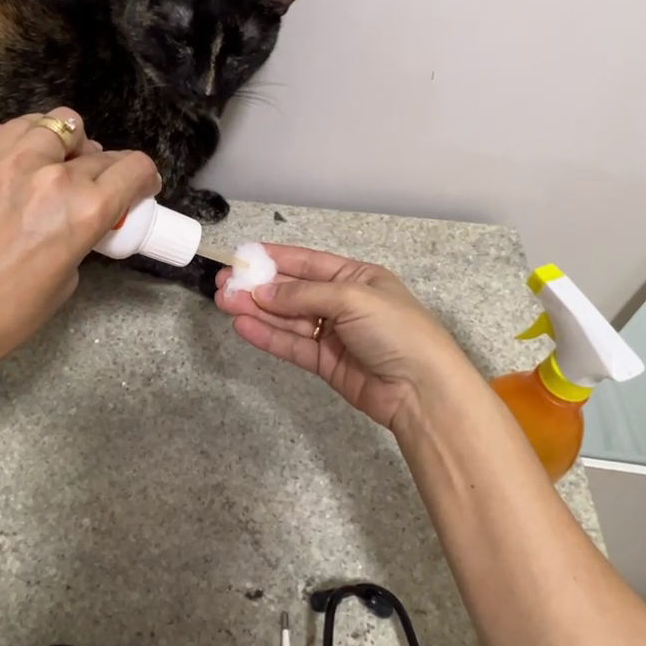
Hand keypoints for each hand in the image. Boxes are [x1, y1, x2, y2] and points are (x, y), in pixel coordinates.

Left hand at [0, 108, 160, 362]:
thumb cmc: (15, 309)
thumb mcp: (71, 274)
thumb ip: (82, 233)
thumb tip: (81, 212)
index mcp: (87, 210)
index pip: (134, 169)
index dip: (145, 177)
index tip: (141, 187)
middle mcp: (56, 178)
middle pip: (100, 152)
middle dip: (109, 169)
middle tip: (99, 187)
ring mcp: (15, 162)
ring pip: (61, 123)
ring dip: (72, 141)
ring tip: (64, 162)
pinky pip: (20, 126)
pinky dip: (35, 134)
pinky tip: (33, 153)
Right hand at [214, 245, 493, 437]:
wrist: (422, 389)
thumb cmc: (396, 330)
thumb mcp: (352, 299)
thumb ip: (304, 294)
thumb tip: (262, 292)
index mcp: (356, 277)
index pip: (308, 262)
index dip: (274, 258)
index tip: (242, 256)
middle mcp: (342, 302)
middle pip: (293, 291)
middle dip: (258, 286)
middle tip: (223, 284)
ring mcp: (333, 334)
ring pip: (287, 318)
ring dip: (256, 310)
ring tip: (223, 303)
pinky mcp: (325, 363)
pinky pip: (291, 344)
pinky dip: (267, 335)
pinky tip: (242, 326)